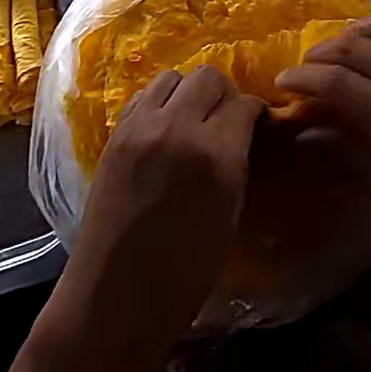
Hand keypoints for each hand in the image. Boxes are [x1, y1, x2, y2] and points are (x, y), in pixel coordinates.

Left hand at [43, 67, 264, 354]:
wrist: (114, 293)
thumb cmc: (183, 274)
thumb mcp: (228, 216)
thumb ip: (235, 164)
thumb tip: (240, 135)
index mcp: (214, 156)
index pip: (243, 104)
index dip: (254, 112)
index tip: (257, 125)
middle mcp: (175, 129)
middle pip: (207, 77)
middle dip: (224, 94)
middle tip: (226, 120)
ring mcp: (138, 128)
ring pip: (171, 78)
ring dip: (188, 93)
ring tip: (192, 121)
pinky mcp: (114, 135)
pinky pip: (142, 98)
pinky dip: (158, 104)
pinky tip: (163, 130)